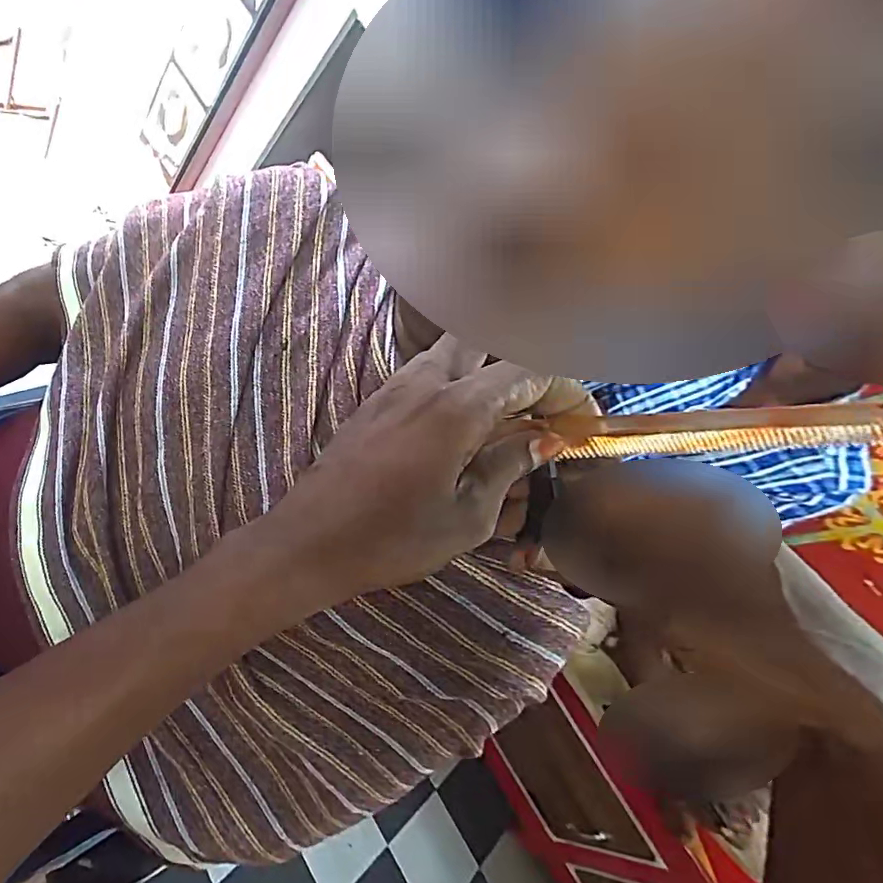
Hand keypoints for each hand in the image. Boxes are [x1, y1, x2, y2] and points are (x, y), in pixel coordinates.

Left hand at [257, 343, 589, 604]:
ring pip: (445, 354)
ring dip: (480, 372)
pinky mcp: (366, 408)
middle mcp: (419, 385)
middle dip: (519, 364)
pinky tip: (453, 429)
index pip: (527, 367)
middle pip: (482, 339)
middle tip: (535, 410)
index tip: (576, 423)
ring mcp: (386, 393)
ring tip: (497, 421)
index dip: (563, 388)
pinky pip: (417, 378)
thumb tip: (542, 440)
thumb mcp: (465, 518)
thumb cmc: (388, 540)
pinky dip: (447, 386)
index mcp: (453, 407)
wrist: (306, 543)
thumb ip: (506, 468)